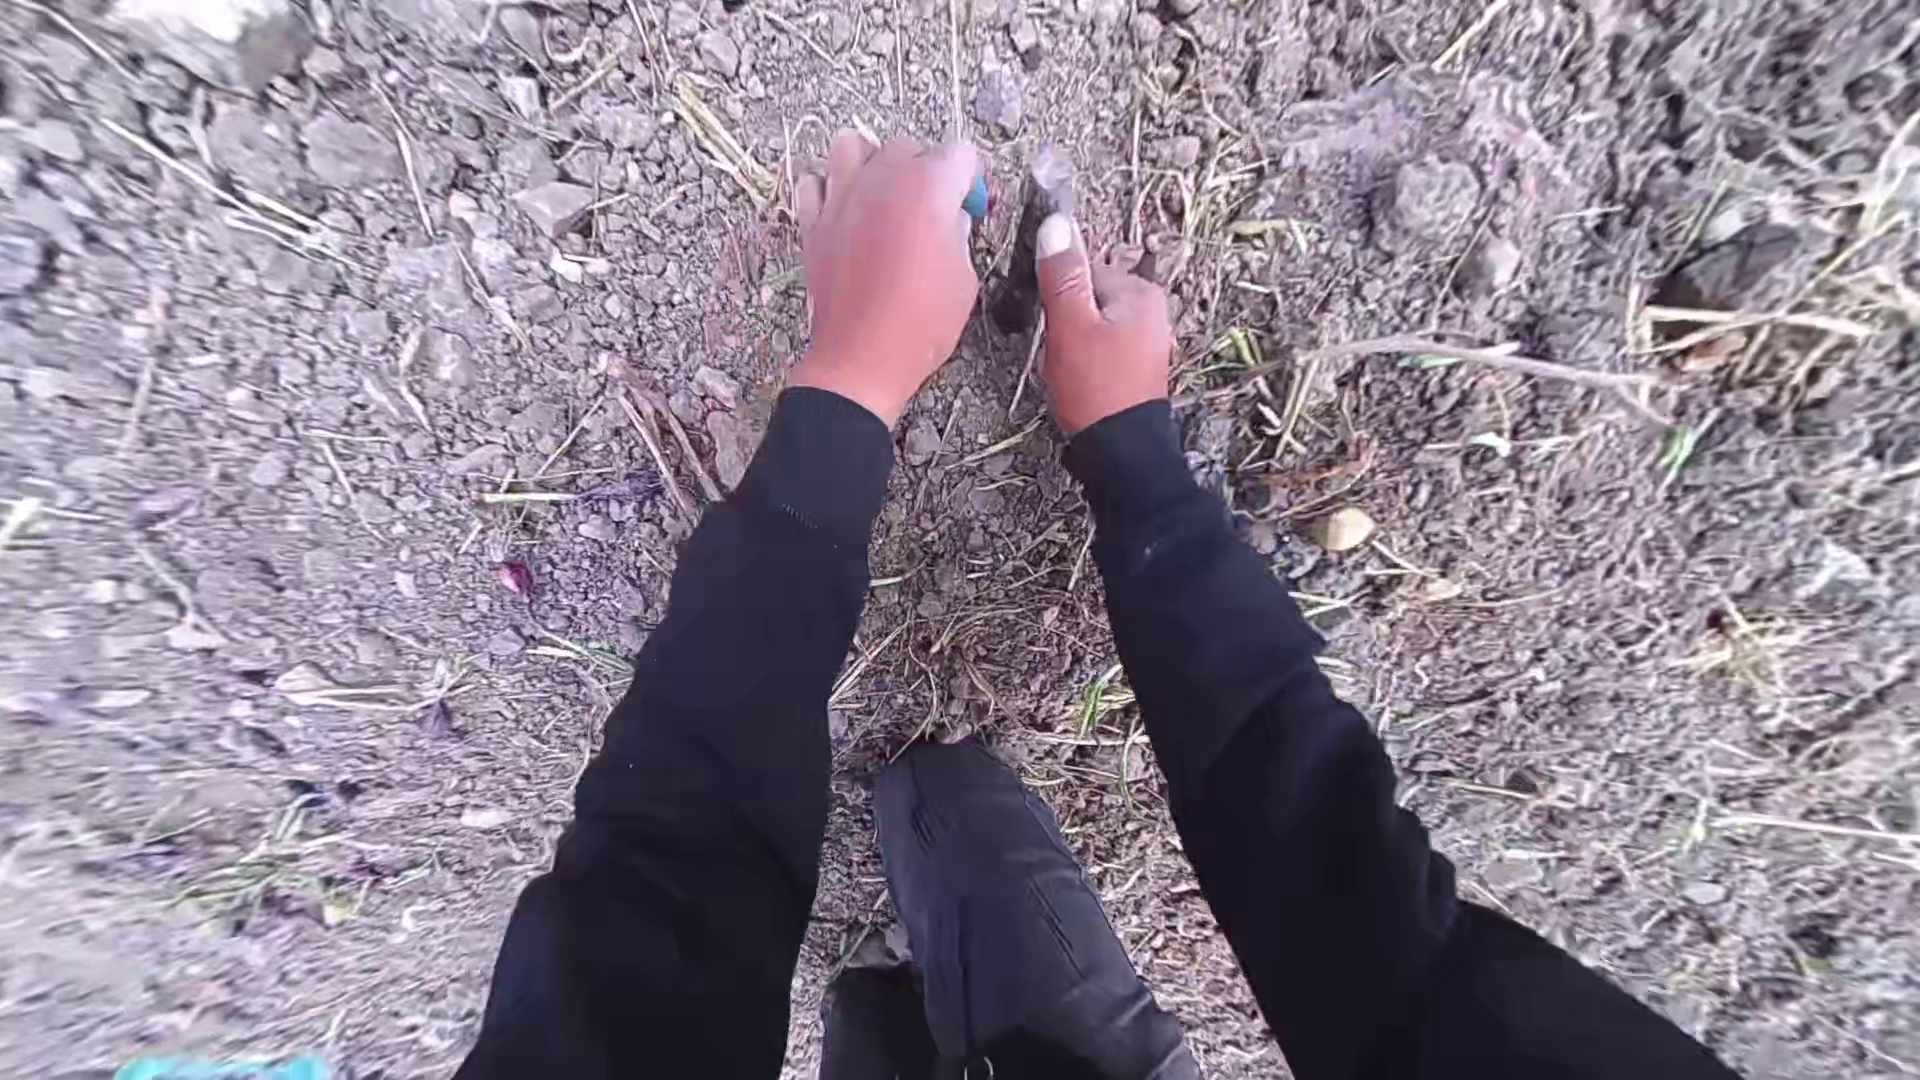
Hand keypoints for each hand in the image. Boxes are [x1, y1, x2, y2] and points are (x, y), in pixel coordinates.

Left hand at [793, 131, 980, 427]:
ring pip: (853, 147)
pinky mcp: (814, 224)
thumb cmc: (920, 327)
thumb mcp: (964, 282)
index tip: (971, 206)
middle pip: (907, 147)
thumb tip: (952, 221)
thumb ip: (960, 236)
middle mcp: (881, 179)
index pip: (960, 154)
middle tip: (934, 214)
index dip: (972, 181)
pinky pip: (815, 184)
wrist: (864, 360)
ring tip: (885, 198)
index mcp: (928, 188)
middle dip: (927, 172)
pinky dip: (830, 190)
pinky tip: (846, 213)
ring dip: (873, 164)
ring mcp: (841, 198)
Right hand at [1035, 214, 1173, 435]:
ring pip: (1093, 328)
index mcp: (1141, 293)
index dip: (1059, 300)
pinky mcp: (1138, 368)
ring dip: (1074, 347)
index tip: (1056, 328)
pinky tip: (1083, 383)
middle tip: (1065, 355)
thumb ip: (1062, 276)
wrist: (1120, 451)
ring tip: (1073, 373)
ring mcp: (1147, 342)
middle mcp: (1152, 312)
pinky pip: (1102, 350)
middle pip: (1089, 300)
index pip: (1084, 271)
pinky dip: (1087, 363)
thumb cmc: (1096, 388)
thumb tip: (1055, 225)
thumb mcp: (1071, 326)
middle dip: (1067, 326)